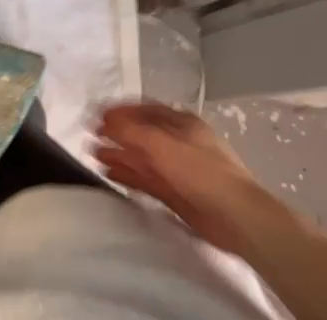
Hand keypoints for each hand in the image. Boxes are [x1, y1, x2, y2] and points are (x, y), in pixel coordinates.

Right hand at [94, 102, 267, 254]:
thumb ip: (130, 131)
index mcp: (181, 123)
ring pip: (142, 157)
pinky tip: (109, 174)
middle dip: (116, 134)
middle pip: (141, 133)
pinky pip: (146, 179)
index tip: (96, 115)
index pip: (145, 109)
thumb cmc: (199, 170)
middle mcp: (178, 142)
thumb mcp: (161, 143)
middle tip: (90, 136)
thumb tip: (105, 122)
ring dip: (118, 154)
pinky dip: (128, 175)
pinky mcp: (176, 193)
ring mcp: (177, 169)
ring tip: (93, 155)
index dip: (120, 110)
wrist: (236, 217)